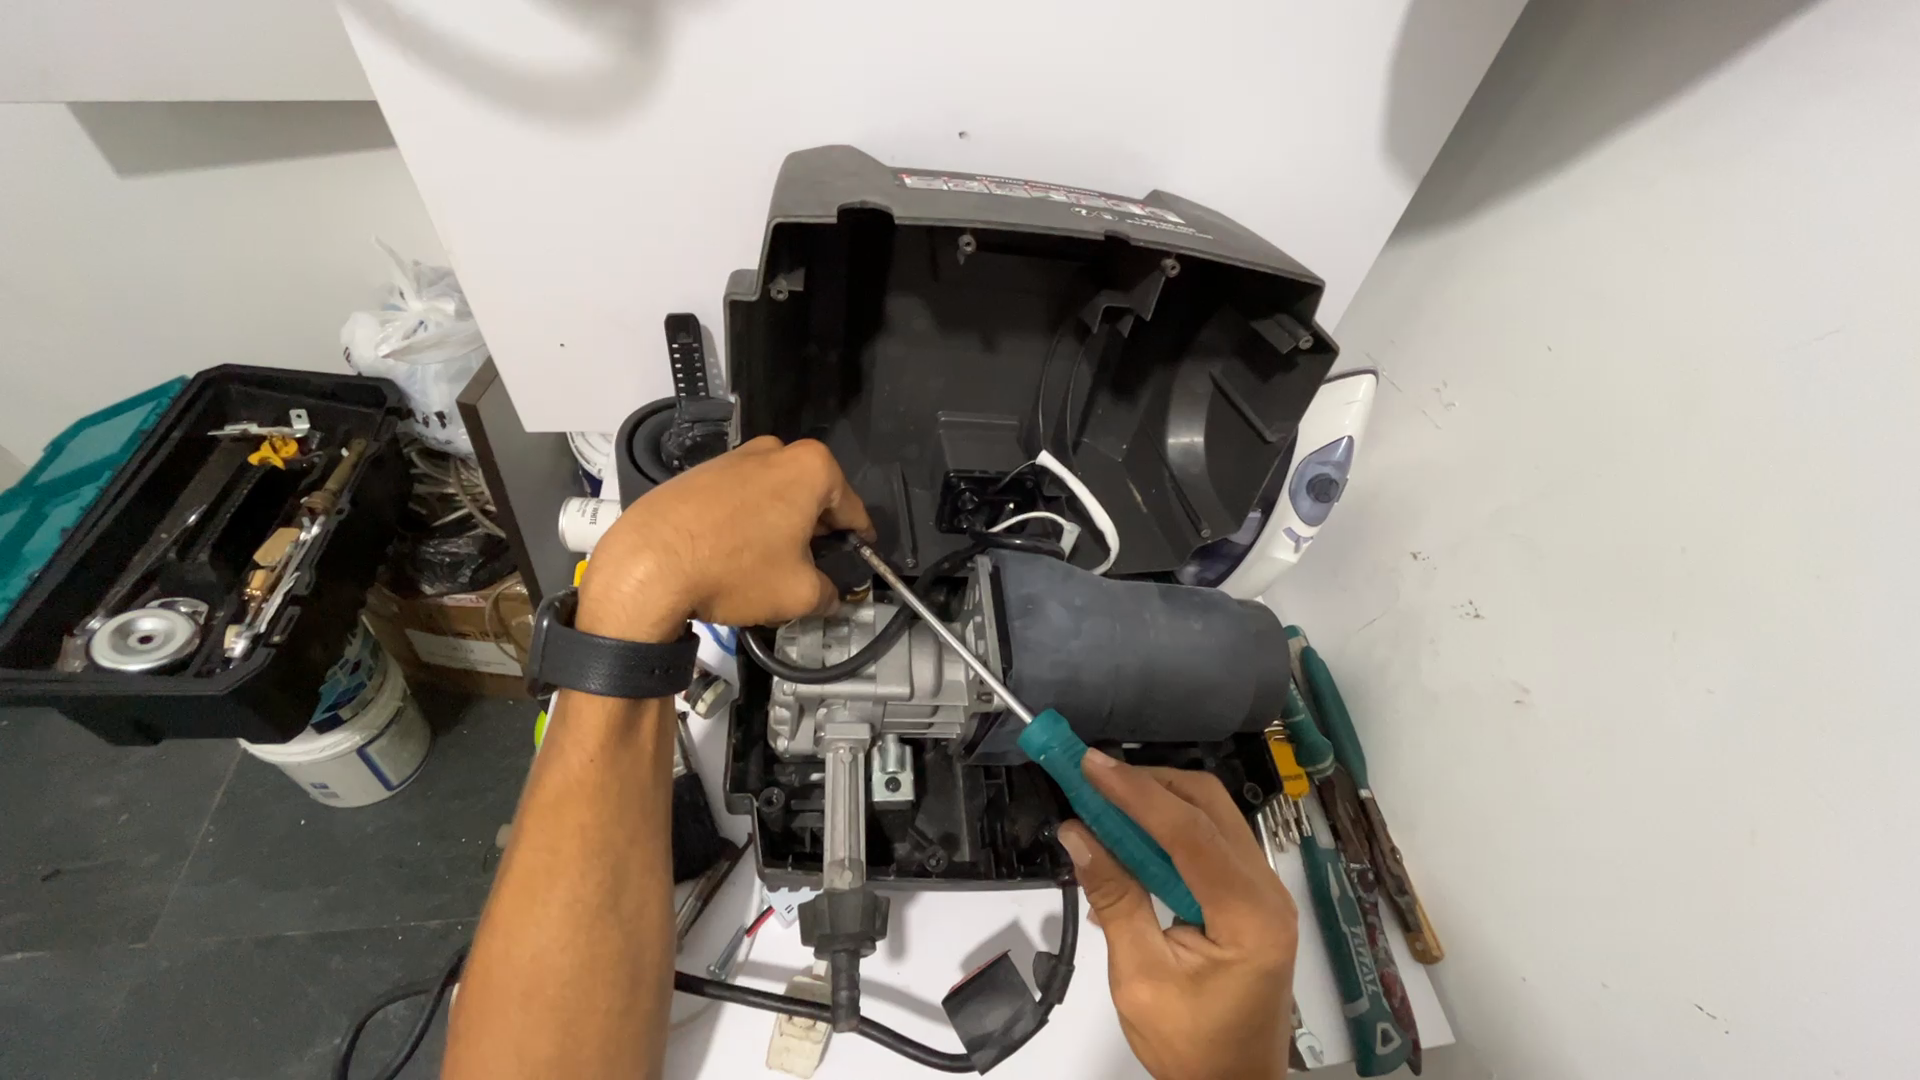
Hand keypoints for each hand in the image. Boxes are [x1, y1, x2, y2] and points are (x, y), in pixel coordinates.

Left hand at [576, 437, 874, 640]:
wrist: (647, 565)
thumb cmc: (736, 570)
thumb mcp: (800, 593)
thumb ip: (829, 594)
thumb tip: (830, 598)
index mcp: (811, 467)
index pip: (853, 508)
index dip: (860, 539)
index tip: (861, 556)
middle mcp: (774, 451)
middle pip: (812, 496)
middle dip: (817, 529)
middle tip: (815, 565)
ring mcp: (732, 457)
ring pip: (774, 495)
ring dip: (780, 524)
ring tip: (772, 564)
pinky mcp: (698, 473)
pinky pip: (739, 498)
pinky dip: (747, 522)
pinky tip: (736, 554)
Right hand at [1058, 751, 1297, 1079]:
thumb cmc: (1190, 1047)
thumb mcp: (1140, 978)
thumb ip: (1114, 898)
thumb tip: (1076, 833)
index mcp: (1249, 916)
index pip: (1189, 832)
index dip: (1135, 792)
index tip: (1090, 764)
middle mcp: (1267, 891)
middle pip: (1208, 805)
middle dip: (1148, 783)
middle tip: (1094, 778)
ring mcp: (1264, 891)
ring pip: (1212, 813)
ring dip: (1158, 798)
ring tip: (1106, 797)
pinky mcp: (1251, 896)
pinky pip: (1211, 838)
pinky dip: (1168, 823)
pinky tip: (1132, 830)